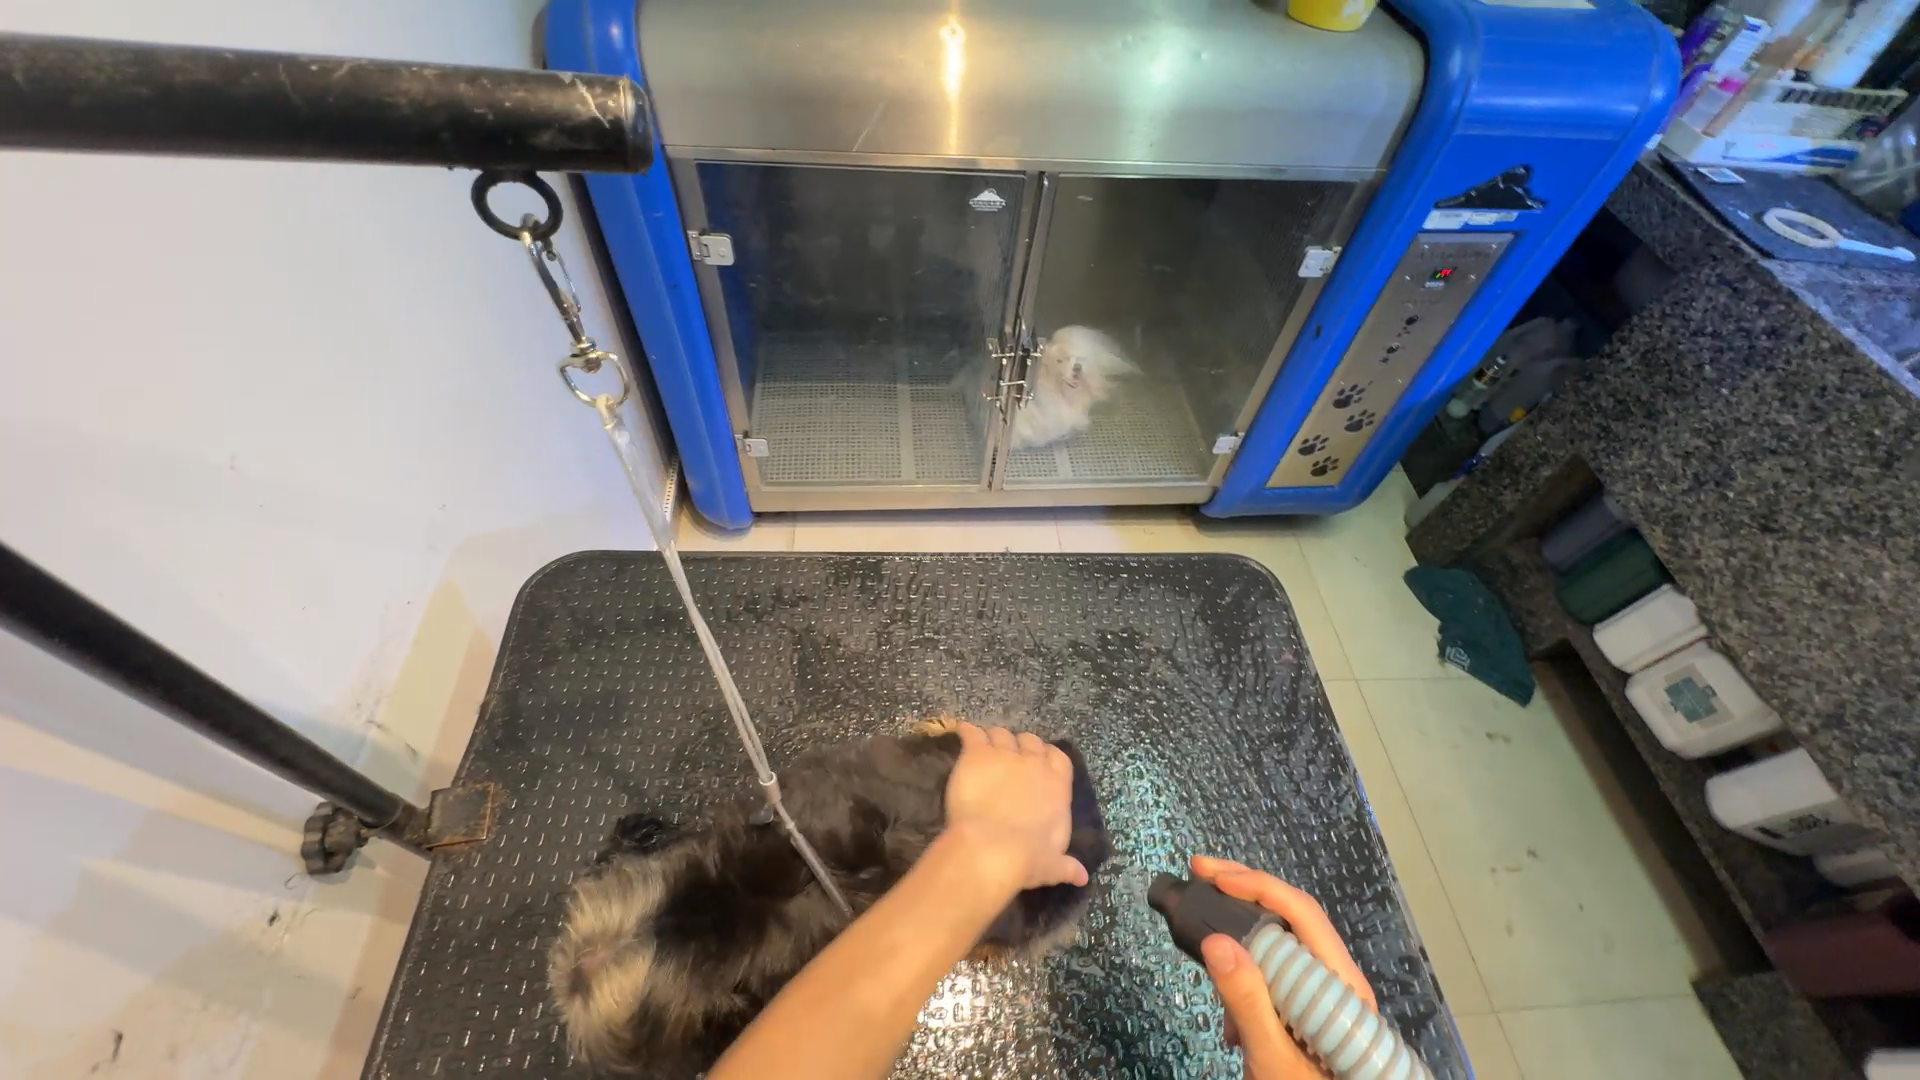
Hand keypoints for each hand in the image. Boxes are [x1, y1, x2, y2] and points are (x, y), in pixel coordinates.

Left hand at [941, 723, 1088, 892]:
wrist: (993, 847)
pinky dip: (968, 731)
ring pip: (1001, 734)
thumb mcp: (1053, 865)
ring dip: (995, 738)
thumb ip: (1067, 866)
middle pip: (1030, 740)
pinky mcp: (977, 754)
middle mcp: (1034, 763)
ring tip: (987, 746)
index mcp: (1058, 785)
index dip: (1048, 756)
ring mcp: (1005, 755)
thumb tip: (1083, 877)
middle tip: (1011, 756)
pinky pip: (973, 733)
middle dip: (1022, 746)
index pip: (1059, 757)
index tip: (1040, 762)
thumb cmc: (1028, 858)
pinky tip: (963, 732)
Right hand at [1192, 856, 1376, 1079]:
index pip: (1303, 913)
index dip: (1258, 885)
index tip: (1214, 876)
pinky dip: (1247, 980)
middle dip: (1244, 890)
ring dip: (1241, 937)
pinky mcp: (1309, 1015)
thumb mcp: (1274, 1061)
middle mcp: (1338, 982)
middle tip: (1200, 870)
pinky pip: (1276, 976)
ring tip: (1202, 935)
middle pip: (1292, 916)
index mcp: (1343, 987)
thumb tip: (1215, 939)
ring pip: (1281, 944)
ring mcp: (1325, 999)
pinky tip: (1231, 1024)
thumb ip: (1248, 1002)